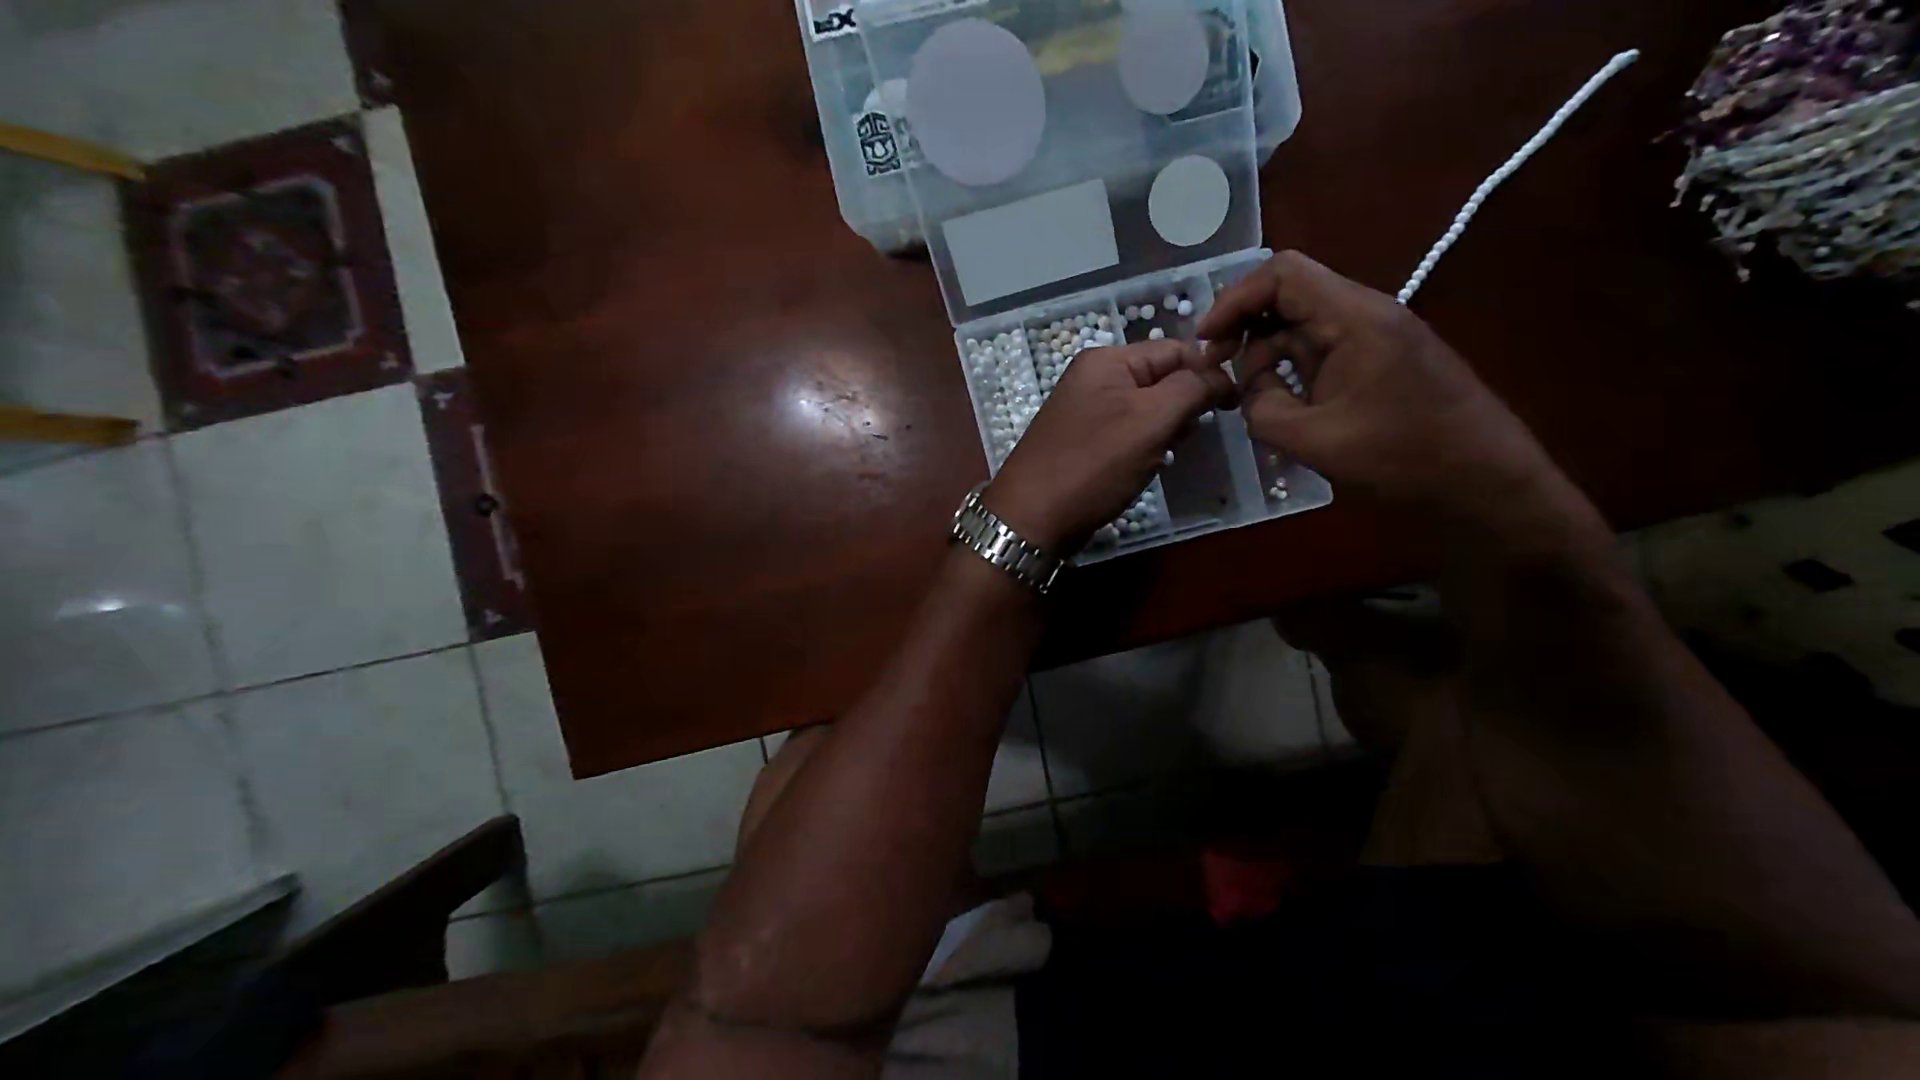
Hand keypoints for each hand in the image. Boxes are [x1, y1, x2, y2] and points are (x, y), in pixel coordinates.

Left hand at [982, 340, 1233, 552]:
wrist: (1032, 518)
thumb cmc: (1092, 464)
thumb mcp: (1149, 420)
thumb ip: (1190, 389)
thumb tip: (1222, 375)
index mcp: (1107, 360)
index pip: (1175, 350)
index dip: (1209, 372)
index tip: (1234, 405)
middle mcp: (1094, 378)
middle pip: (1161, 378)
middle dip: (1184, 405)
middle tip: (1187, 436)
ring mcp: (1087, 412)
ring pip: (1147, 409)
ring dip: (1166, 430)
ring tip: (1165, 455)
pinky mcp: (1085, 442)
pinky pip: (1128, 434)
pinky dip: (1145, 447)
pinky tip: (1145, 467)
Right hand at [1198, 251, 1587, 535]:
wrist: (1483, 480)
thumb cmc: (1401, 457)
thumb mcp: (1311, 439)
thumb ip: (1262, 407)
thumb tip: (1249, 390)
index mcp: (1355, 318)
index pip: (1282, 275)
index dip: (1234, 300)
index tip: (1207, 342)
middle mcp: (1366, 312)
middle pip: (1289, 294)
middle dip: (1244, 327)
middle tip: (1219, 371)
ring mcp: (1375, 334)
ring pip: (1301, 323)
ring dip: (1266, 352)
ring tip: (1250, 397)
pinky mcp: (1379, 358)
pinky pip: (1321, 346)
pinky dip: (1290, 366)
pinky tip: (1279, 400)